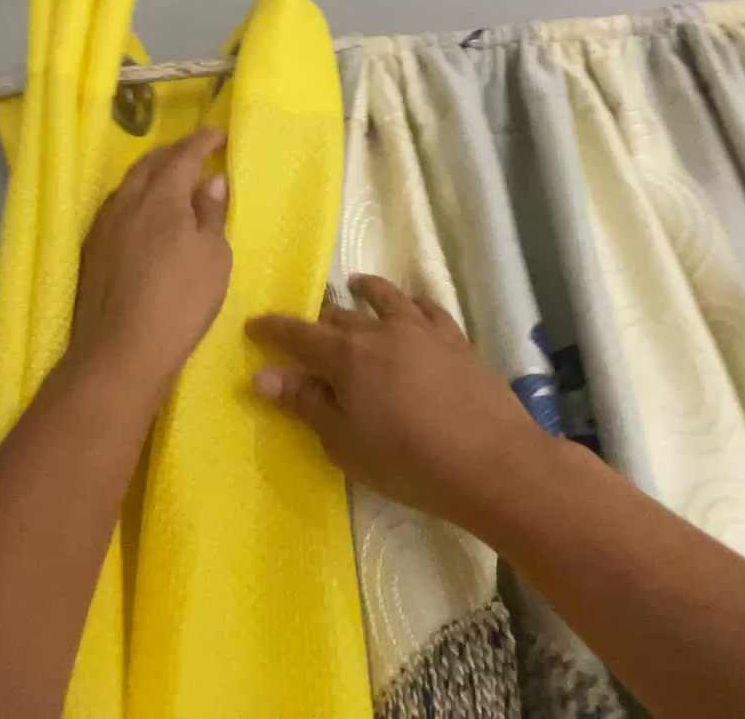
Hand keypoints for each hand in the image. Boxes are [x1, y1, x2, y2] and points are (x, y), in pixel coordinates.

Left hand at [67, 129, 232, 387]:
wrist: (120, 350)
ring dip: (152, 175)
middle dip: (174, 152)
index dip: (203, 141)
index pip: (183, 155)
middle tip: (196, 153)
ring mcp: (103, 225)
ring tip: (172, 180)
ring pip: (129, 185)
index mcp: (161, 196)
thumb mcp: (212, 257)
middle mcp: (126, 201)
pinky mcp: (91, 250)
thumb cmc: (179, 301)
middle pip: (149, 163)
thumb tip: (211, 181)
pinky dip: (137, 199)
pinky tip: (145, 216)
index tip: (220, 134)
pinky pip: (117, 207)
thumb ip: (211, 214)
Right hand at [246, 275, 553, 529]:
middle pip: (339, 316)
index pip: (297, 334)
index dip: (272, 329)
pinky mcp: (455, 338)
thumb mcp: (344, 441)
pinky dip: (412, 302)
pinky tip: (413, 305)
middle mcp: (379, 330)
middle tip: (308, 327)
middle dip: (317, 320)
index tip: (253, 326)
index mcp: (345, 355)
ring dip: (365, 290)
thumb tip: (264, 375)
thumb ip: (305, 402)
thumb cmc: (408, 460)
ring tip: (356, 284)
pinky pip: (428, 307)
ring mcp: (421, 329)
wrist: (490, 461)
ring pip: (385, 298)